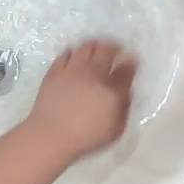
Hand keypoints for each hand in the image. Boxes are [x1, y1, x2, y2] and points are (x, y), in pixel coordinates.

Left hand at [24, 40, 138, 160]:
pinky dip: (72, 53)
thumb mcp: (115, 130)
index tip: (132, 60)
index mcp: (111, 91)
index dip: (131, 62)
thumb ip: (124, 108)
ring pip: (86, 47)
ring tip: (96, 48)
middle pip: (106, 51)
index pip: (126, 70)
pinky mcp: (55, 72)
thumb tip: (125, 92)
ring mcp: (72, 71)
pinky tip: (74, 56)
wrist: (51, 135)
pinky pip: (65, 54)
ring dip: (94, 46)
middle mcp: (93, 75)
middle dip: (114, 47)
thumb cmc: (86, 137)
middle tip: (116, 49)